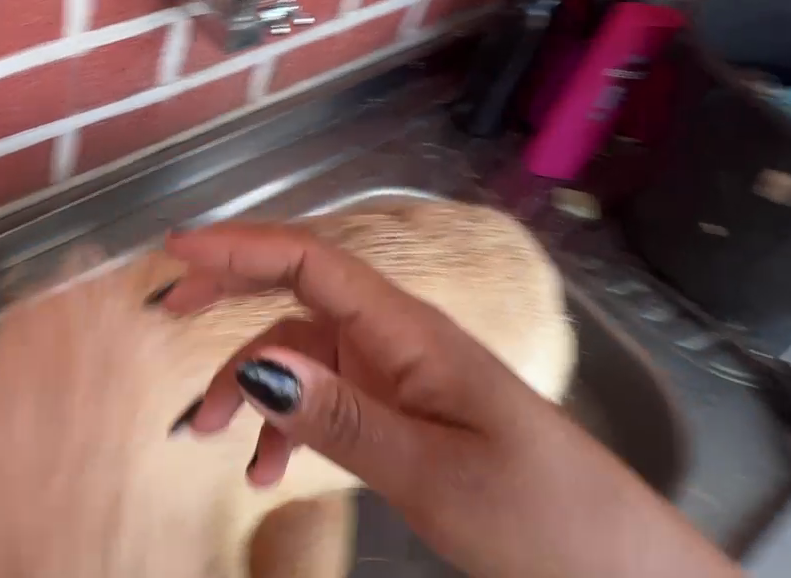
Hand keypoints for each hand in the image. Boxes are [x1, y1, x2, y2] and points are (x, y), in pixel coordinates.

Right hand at [159, 222, 736, 577]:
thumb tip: (255, 366)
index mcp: (406, 328)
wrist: (622, 570)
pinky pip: (320, 401)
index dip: (240, 245)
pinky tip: (264, 471)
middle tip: (168, 310)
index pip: (310, 260)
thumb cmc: (542, 516)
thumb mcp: (435, 474)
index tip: (179, 249)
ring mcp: (391, 374)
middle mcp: (392, 337)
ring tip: (210, 435)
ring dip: (249, 385)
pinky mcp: (393, 411)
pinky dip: (283, 428)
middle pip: (295, 288)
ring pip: (298, 353)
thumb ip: (340, 418)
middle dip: (229, 291)